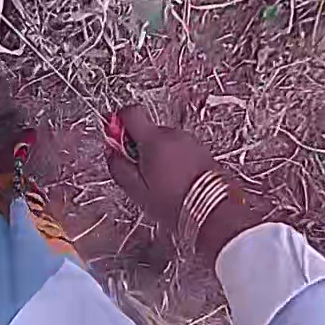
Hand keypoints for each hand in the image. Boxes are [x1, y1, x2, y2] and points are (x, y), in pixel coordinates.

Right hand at [104, 105, 258, 262]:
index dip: (118, 122)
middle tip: (137, 173)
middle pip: (147, 130)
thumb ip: (118, 166)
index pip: (130, 113)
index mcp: (153, 140)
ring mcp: (189, 141)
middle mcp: (173, 134)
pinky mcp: (201, 151)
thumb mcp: (135, 189)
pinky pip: (178, 150)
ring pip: (163, 141)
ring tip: (156, 182)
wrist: (214, 211)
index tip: (115, 139)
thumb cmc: (173, 202)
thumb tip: (110, 151)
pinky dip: (171, 161)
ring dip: (155, 156)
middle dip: (138, 147)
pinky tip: (172, 182)